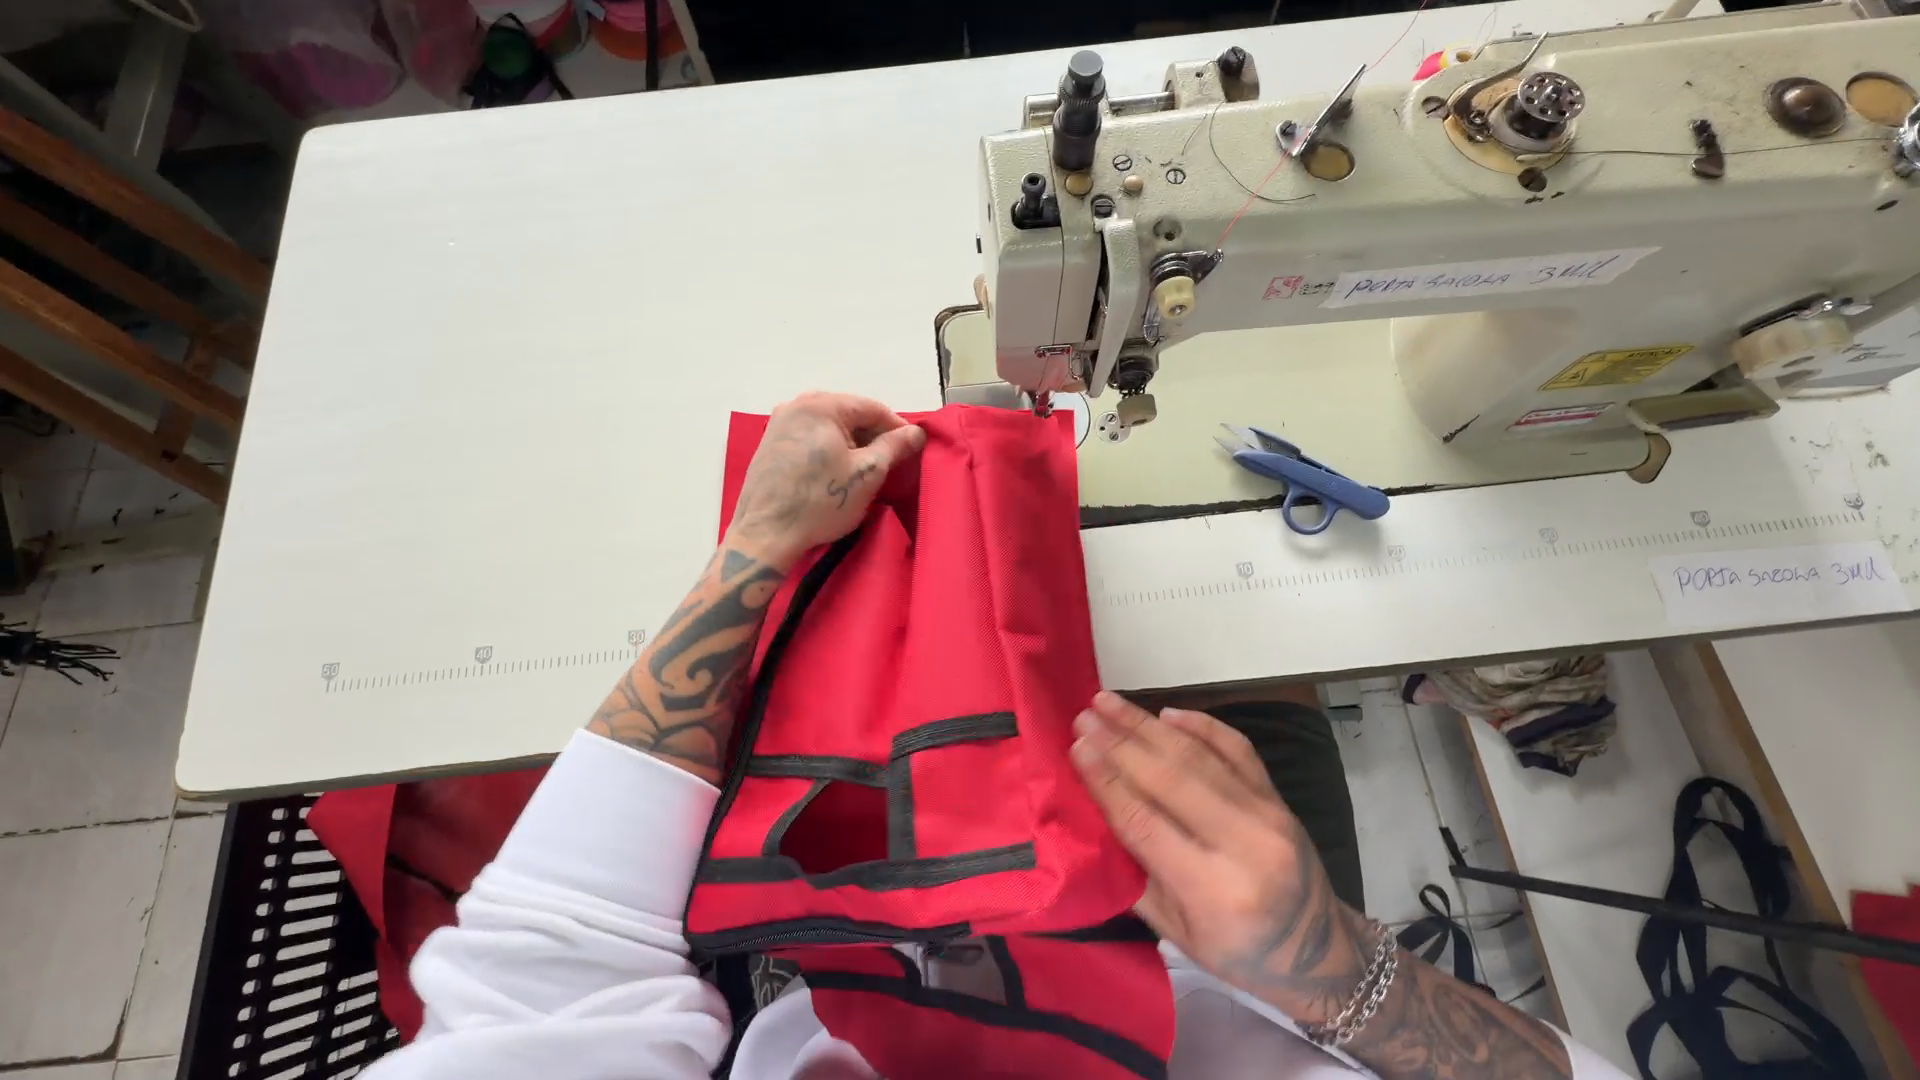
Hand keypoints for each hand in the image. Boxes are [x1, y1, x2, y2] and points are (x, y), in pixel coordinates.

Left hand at [727, 392, 925, 570]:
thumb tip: (917, 433)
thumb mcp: (867, 474)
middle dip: (873, 437)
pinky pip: (811, 438)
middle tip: (892, 463)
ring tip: (867, 471)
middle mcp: (796, 405)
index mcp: (821, 405)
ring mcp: (779, 424)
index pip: (873, 408)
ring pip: (830, 427)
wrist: (765, 533)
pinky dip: (830, 450)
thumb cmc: (821, 501)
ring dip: (852, 444)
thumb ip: (894, 447)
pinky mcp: (770, 445)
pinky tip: (838, 473)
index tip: (913, 450)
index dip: (898, 429)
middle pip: (849, 414)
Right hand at [1070, 691, 1369, 1023]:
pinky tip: (1167, 712)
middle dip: (1121, 743)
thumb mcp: (1176, 933)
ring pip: (1199, 756)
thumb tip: (1090, 815)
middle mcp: (1246, 845)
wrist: (1320, 953)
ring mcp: (1268, 814)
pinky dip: (1201, 725)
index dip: (1108, 782)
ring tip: (1109, 702)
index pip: (1146, 823)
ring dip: (1148, 725)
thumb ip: (1134, 876)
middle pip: (1171, 780)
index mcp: (1214, 890)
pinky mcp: (1278, 796)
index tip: (1077, 748)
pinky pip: (1237, 748)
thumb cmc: (1237, 951)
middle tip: (1084, 716)